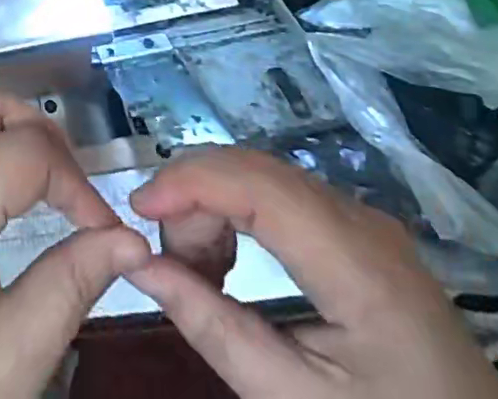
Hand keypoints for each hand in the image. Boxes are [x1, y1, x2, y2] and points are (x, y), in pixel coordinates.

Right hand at [129, 149, 497, 398]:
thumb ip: (213, 329)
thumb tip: (138, 264)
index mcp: (358, 267)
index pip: (259, 186)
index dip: (189, 183)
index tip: (136, 211)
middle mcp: (361, 221)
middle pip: (252, 167)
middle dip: (191, 194)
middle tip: (166, 258)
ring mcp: (360, 218)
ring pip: (258, 172)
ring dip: (209, 202)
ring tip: (196, 267)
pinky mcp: (353, 226)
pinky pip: (275, 192)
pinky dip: (232, 210)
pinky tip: (225, 258)